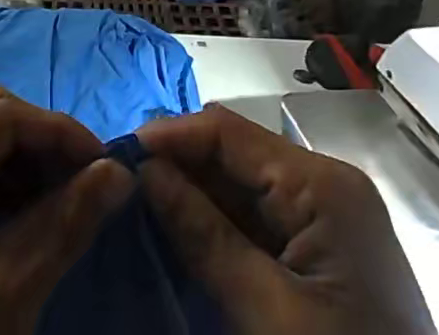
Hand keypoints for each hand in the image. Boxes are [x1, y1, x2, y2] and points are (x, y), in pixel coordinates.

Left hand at [0, 86, 134, 334]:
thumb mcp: (7, 289)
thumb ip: (63, 224)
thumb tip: (117, 170)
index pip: (0, 116)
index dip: (58, 130)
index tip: (108, 165)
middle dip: (41, 141)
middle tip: (87, 183)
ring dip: (23, 160)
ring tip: (64, 203)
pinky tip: (27, 215)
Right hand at [136, 106, 434, 334]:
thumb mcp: (267, 309)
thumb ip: (201, 232)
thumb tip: (143, 168)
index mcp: (321, 185)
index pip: (223, 129)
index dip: (166, 136)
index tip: (115, 158)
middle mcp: (322, 183)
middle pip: (227, 149)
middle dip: (173, 163)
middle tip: (120, 186)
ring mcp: (322, 213)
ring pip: (232, 179)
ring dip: (185, 190)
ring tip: (137, 205)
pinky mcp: (316, 243)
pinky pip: (249, 211)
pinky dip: (209, 217)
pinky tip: (176, 230)